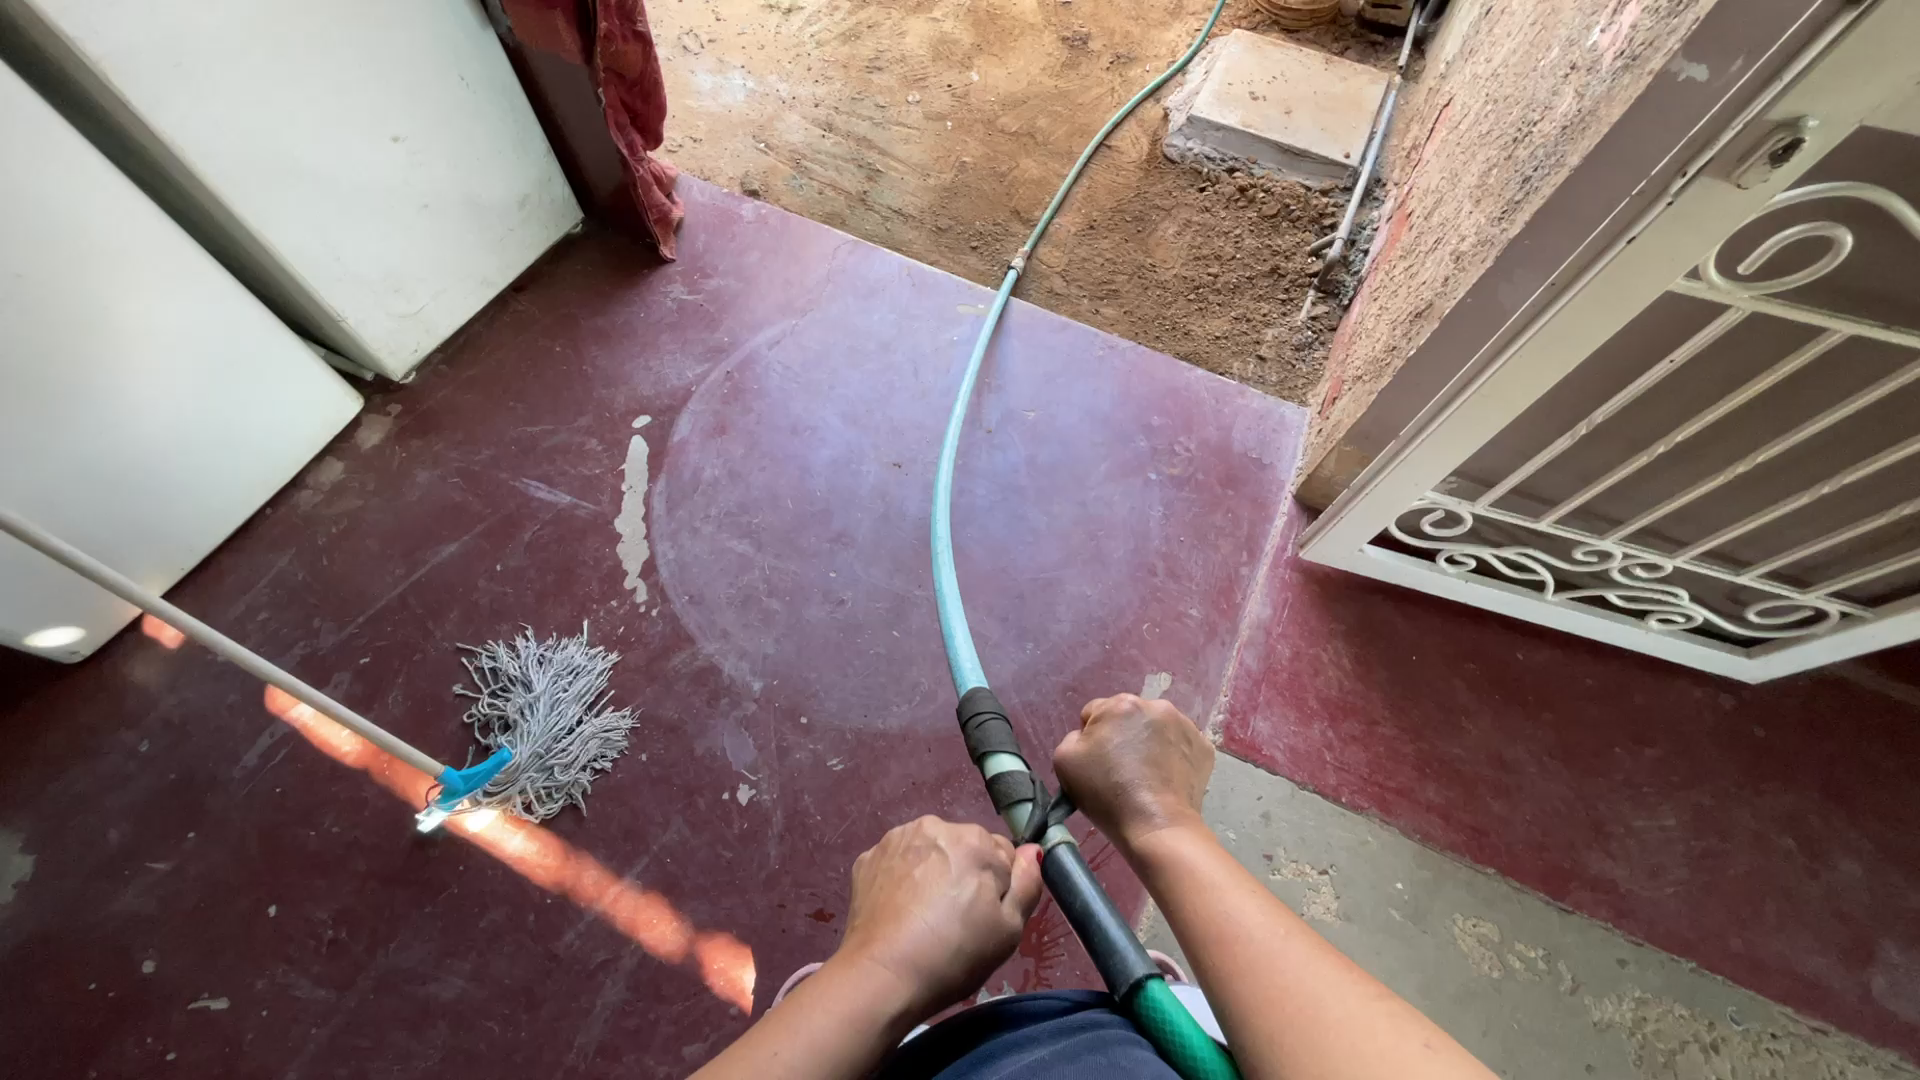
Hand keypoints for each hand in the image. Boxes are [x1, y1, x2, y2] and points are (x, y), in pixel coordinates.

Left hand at [830, 816, 1041, 1019]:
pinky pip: (898, 861)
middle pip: (964, 847)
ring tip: (925, 916)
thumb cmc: (954, 954)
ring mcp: (898, 838)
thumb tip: (1031, 850)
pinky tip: (899, 910)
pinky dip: (902, 878)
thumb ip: (1027, 883)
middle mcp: (935, 825)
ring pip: (929, 850)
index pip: (1002, 854)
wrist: (882, 975)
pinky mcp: (868, 857)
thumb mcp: (1008, 930)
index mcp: (975, 840)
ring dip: (933, 871)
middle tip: (955, 919)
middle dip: (965, 873)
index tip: (984, 916)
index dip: (998, 887)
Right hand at [1054, 693, 1212, 852]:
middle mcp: (1155, 706)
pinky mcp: (1204, 747)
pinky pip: (1179, 745)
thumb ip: (1073, 737)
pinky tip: (1165, 779)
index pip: (1095, 713)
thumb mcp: (1064, 760)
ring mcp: (1185, 725)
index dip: (1091, 738)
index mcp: (1120, 704)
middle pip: (1128, 716)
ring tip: (1145, 775)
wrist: (1157, 827)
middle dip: (1122, 735)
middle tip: (1120, 769)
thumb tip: (1089, 737)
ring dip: (1148, 742)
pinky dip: (1172, 756)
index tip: (1097, 762)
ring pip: (1155, 728)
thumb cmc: (1106, 793)